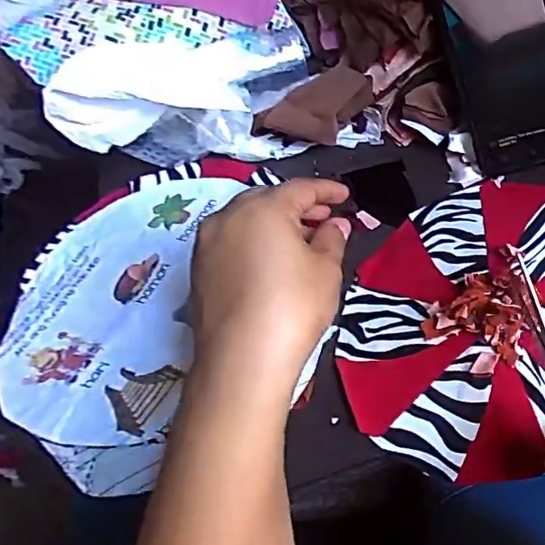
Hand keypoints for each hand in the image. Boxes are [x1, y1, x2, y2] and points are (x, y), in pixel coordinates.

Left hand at [189, 178, 351, 380]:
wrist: (244, 356)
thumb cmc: (294, 304)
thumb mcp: (327, 269)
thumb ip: (332, 239)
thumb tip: (334, 225)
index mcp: (263, 210)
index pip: (300, 189)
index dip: (327, 190)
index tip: (345, 195)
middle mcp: (228, 218)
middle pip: (268, 199)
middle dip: (298, 205)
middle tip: (326, 217)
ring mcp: (207, 244)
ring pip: (247, 220)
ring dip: (276, 224)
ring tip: (304, 240)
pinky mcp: (200, 270)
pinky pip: (234, 242)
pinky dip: (257, 241)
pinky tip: (277, 261)